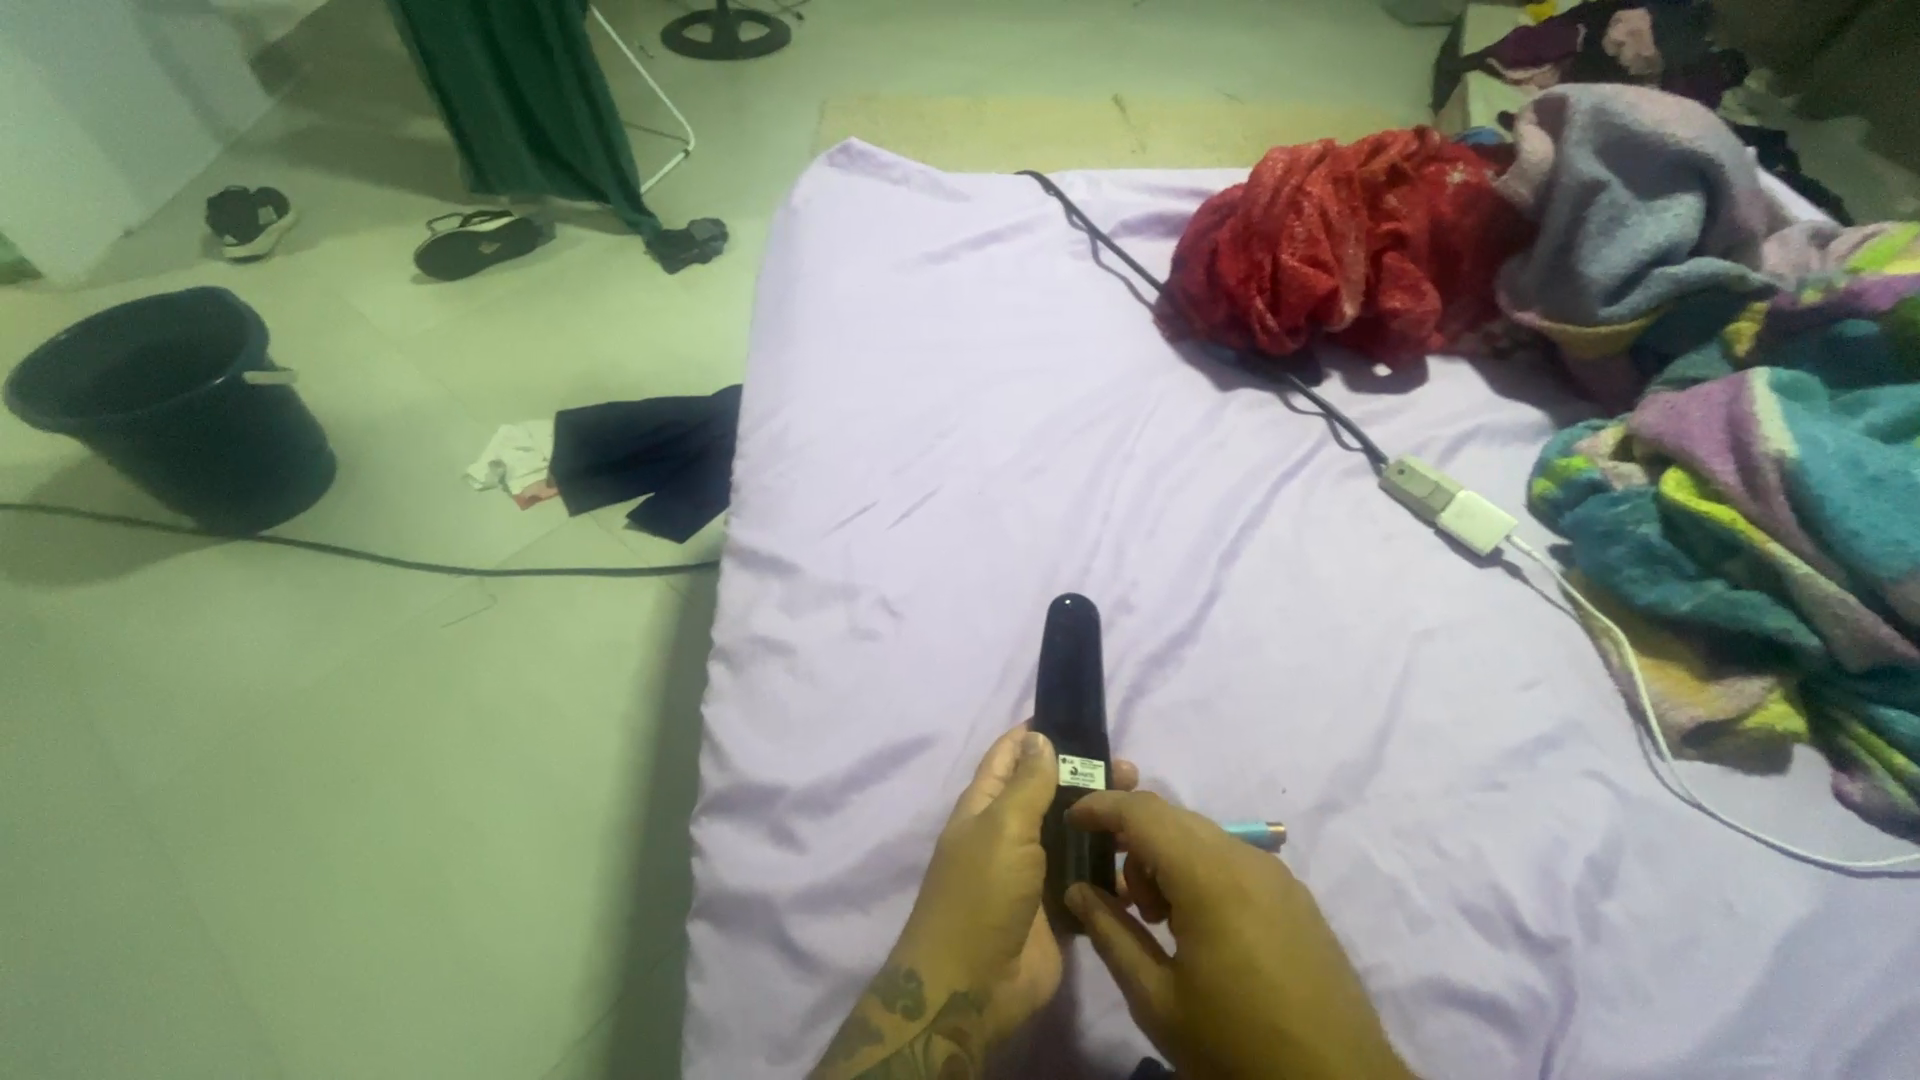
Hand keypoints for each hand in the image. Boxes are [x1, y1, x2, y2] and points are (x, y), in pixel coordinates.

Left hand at [893, 723, 1138, 1043]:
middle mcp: (1009, 833)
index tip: (1077, 719)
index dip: (1035, 735)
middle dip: (1085, 777)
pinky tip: (1142, 861)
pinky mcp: (1058, 907)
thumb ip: (1027, 783)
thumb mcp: (1002, 828)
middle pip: (1050, 793)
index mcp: (985, 807)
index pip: (1009, 756)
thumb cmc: (981, 894)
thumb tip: (1039, 736)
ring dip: (1105, 821)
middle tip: (1130, 771)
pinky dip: (1113, 869)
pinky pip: (1089, 878)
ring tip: (1144, 812)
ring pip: (1074, 834)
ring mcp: (1033, 872)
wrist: (975, 985)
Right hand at [1066, 792, 1412, 1079]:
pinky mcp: (1297, 898)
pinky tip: (1199, 927)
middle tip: (1115, 895)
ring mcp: (1278, 877)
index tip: (1070, 822)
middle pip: (1172, 818)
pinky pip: (1234, 860)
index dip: (1100, 806)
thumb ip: (1110, 933)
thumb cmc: (1236, 1046)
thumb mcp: (1157, 999)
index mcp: (1209, 876)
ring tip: (1157, 920)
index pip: (1142, 812)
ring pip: (1204, 837)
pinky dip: (1200, 871)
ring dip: (1166, 858)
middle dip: (1132, 839)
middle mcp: (1246, 859)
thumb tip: (1077, 889)